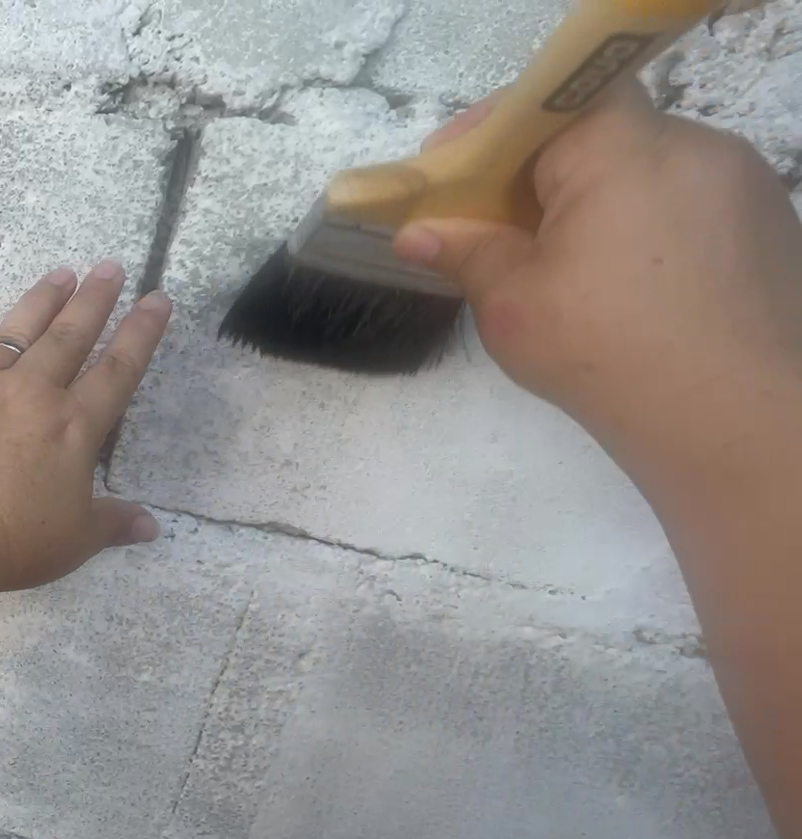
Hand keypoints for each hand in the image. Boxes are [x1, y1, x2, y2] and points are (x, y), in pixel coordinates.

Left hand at [0, 260, 172, 604]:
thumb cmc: (5, 544)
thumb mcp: (71, 543)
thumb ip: (111, 524)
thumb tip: (152, 526)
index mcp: (72, 427)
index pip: (118, 371)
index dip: (141, 334)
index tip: (157, 300)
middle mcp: (30, 395)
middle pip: (69, 337)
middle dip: (94, 300)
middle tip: (109, 266)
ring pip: (16, 332)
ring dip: (40, 301)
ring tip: (60, 273)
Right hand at [394, 82, 801, 458]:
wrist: (721, 402)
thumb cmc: (596, 341)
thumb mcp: (508, 297)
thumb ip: (464, 251)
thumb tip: (414, 233)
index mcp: (628, 156)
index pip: (564, 101)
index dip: (502, 124)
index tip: (448, 164)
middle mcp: (696, 150)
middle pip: (601, 132)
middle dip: (532, 170)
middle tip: (480, 222)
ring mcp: (737, 184)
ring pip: (638, 167)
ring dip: (580, 197)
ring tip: (538, 258)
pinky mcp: (758, 221)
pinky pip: (675, 197)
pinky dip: (626, 219)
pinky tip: (601, 277)